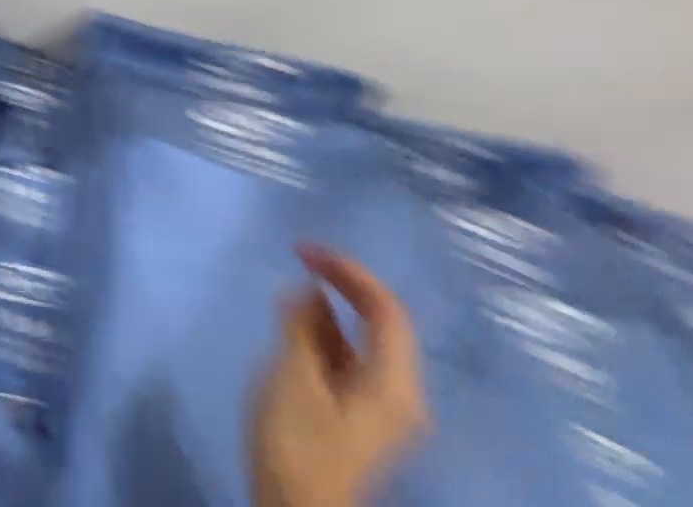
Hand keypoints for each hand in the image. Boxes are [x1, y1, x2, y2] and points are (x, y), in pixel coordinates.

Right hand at [251, 245, 429, 506]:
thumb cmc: (297, 442)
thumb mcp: (291, 377)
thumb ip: (301, 328)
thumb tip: (306, 289)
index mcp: (394, 383)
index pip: (386, 310)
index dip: (349, 271)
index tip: (304, 249)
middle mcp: (401, 393)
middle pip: (383, 325)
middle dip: (344, 286)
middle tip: (302, 258)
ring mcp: (383, 408)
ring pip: (365, 343)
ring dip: (332, 310)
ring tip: (293, 287)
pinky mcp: (360, 417)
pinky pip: (351, 362)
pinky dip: (326, 335)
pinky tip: (297, 326)